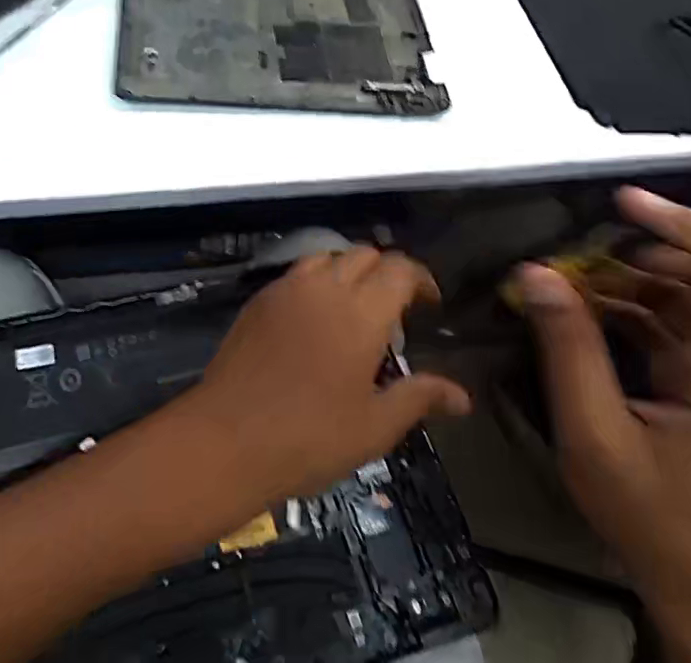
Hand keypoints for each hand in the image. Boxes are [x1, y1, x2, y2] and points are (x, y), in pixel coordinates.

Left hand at [182, 247, 471, 502]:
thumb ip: (418, 397)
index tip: (429, 305)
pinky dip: (314, 281)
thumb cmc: (309, 435)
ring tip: (354, 310)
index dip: (420, 279)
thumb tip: (462, 395)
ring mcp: (283, 290)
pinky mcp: (256, 301)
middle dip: (385, 272)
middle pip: (362, 255)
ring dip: (346, 271)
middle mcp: (321, 288)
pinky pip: (293, 274)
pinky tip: (315, 318)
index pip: (398, 269)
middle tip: (395, 312)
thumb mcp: (375, 425)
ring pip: (324, 257)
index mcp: (359, 312)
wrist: (228, 434)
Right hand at [513, 187, 690, 662]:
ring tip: (577, 279)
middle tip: (589, 247)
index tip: (634, 204)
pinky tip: (590, 314)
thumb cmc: (653, 519)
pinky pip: (690, 335)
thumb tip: (536, 276)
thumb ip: (567, 349)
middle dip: (660, 256)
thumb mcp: (593, 432)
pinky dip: (641, 314)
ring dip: (643, 284)